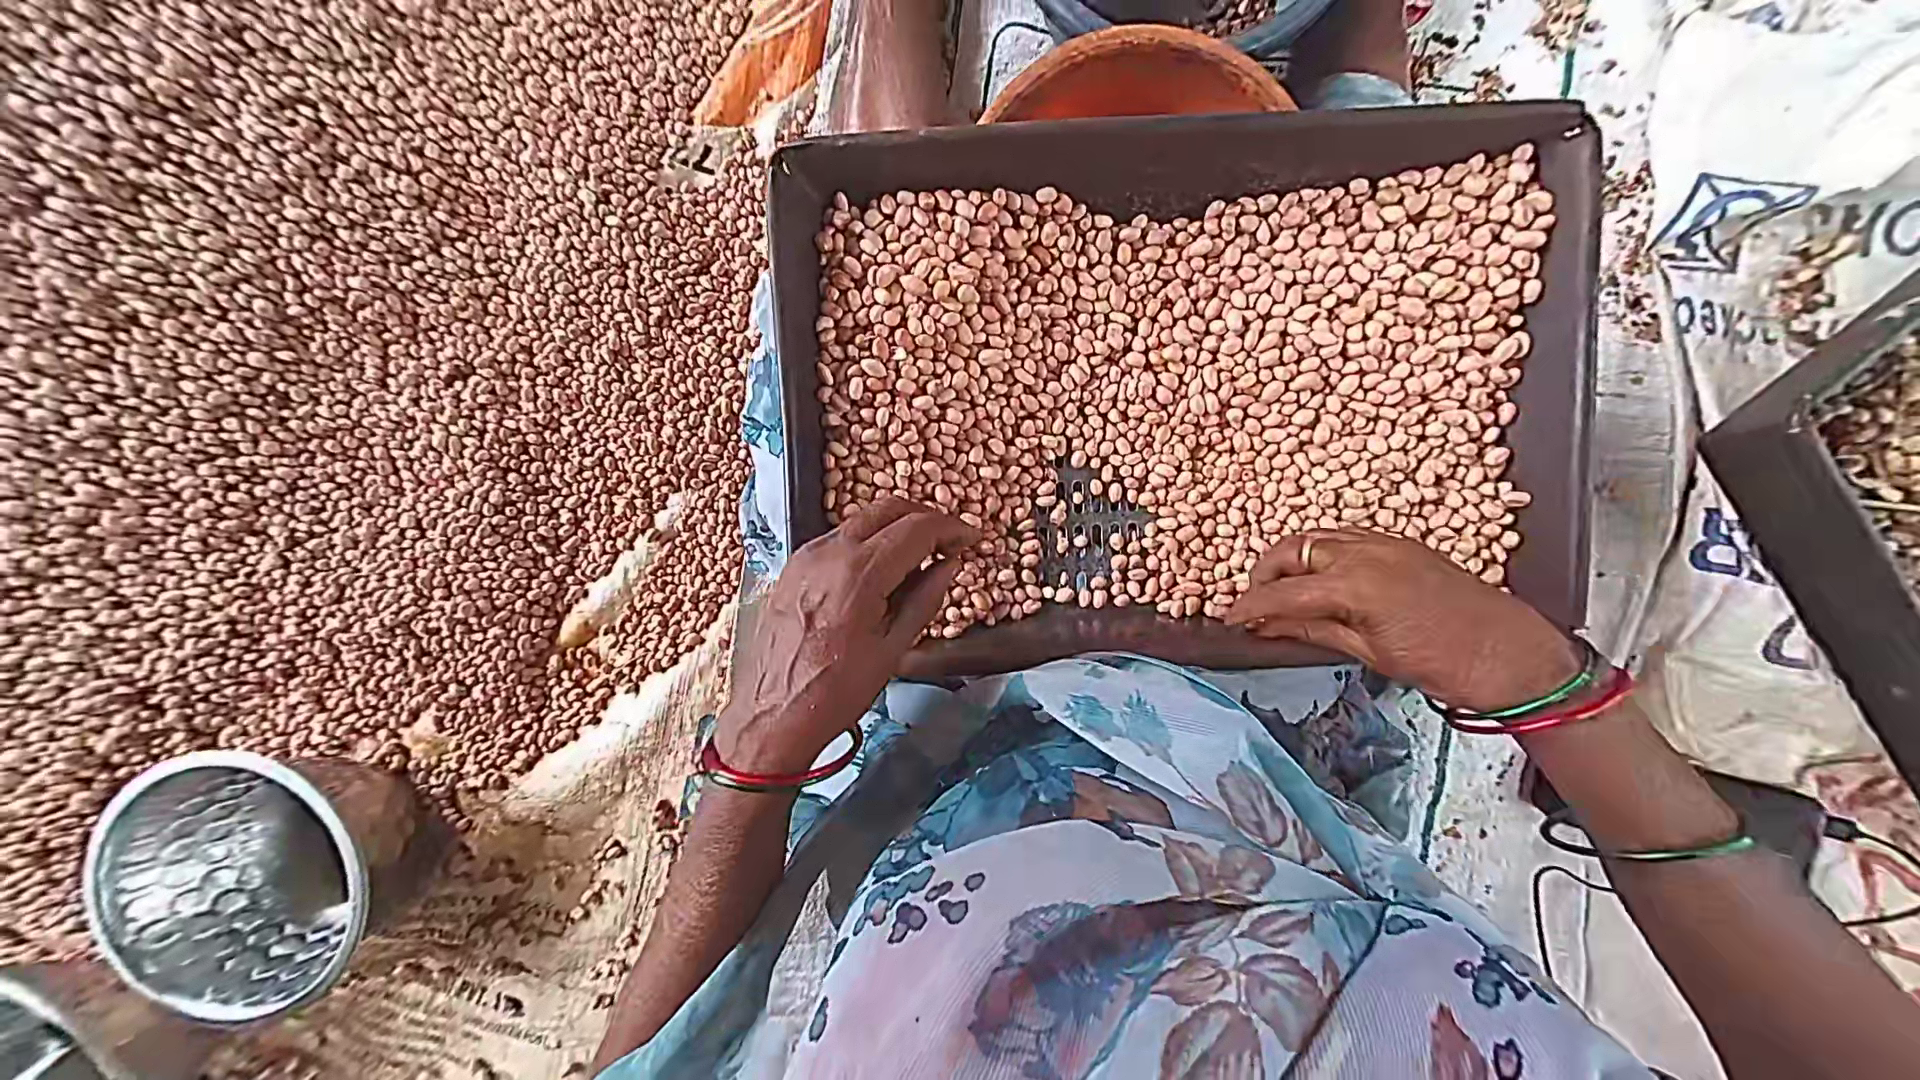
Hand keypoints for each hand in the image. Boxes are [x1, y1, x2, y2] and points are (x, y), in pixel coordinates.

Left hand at [716, 498, 978, 774]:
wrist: (774, 715)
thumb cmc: (836, 691)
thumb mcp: (894, 647)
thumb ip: (926, 597)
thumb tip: (948, 564)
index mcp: (860, 574)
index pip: (918, 528)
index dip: (951, 528)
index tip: (969, 538)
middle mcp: (829, 552)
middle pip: (889, 508)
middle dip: (926, 518)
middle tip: (948, 541)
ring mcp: (807, 555)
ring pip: (863, 519)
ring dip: (897, 527)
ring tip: (918, 558)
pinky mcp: (793, 565)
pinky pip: (839, 537)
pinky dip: (868, 541)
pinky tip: (881, 570)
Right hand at [1224, 529, 1581, 711]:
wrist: (1514, 656)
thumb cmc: (1446, 663)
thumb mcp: (1368, 652)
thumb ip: (1310, 631)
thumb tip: (1266, 627)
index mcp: (1355, 586)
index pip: (1281, 593)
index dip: (1249, 607)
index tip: (1231, 619)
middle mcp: (1365, 553)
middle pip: (1290, 551)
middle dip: (1265, 575)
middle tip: (1257, 604)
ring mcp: (1385, 544)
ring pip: (1315, 539)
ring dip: (1291, 561)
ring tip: (1285, 591)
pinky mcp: (1401, 545)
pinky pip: (1345, 538)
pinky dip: (1322, 554)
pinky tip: (1322, 578)